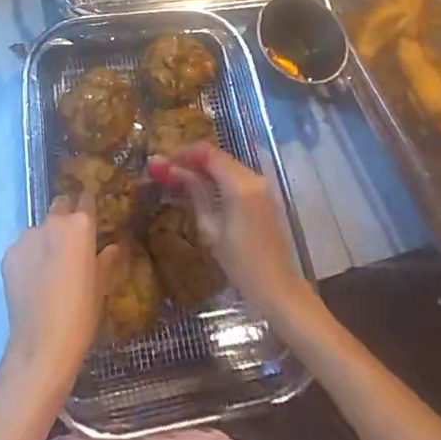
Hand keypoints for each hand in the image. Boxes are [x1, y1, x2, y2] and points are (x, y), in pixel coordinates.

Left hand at [0, 193, 122, 376]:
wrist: (42, 344)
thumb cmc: (81, 314)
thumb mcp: (100, 286)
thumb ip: (105, 260)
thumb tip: (113, 247)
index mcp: (80, 226)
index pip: (86, 198)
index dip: (88, 204)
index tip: (90, 212)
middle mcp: (52, 223)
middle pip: (60, 206)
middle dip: (65, 217)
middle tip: (70, 242)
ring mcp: (27, 237)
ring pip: (39, 229)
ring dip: (45, 240)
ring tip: (48, 269)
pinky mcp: (8, 254)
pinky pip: (22, 248)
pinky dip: (28, 258)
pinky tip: (32, 281)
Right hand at [152, 144, 310, 316]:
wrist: (277, 286)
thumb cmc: (241, 263)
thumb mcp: (210, 228)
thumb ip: (193, 192)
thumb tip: (169, 170)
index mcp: (240, 185)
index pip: (207, 153)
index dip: (182, 153)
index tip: (162, 164)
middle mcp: (253, 177)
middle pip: (217, 156)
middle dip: (190, 160)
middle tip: (165, 172)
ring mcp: (262, 184)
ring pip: (226, 164)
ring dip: (203, 168)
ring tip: (178, 180)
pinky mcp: (264, 193)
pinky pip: (236, 175)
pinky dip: (217, 176)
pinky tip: (201, 188)